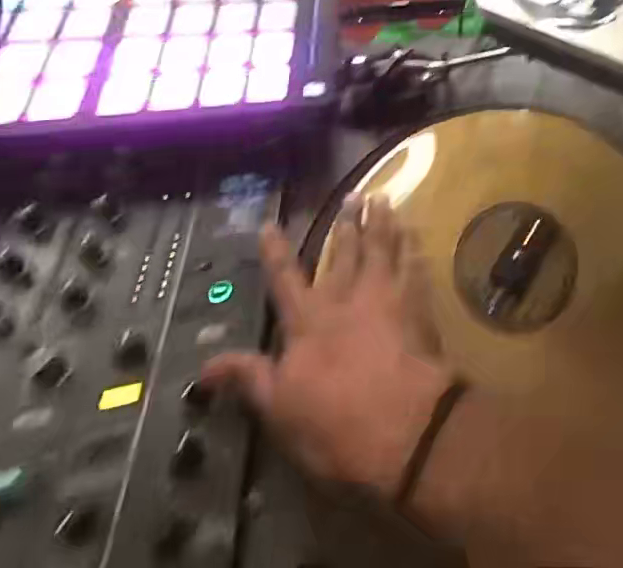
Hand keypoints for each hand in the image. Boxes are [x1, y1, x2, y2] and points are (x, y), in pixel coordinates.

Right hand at [201, 193, 452, 498]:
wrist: (405, 427)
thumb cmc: (336, 423)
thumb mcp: (280, 408)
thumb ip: (248, 377)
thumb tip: (204, 366)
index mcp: (308, 320)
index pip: (285, 278)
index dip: (276, 252)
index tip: (270, 224)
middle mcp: (345, 298)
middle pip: (345, 253)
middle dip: (346, 224)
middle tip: (352, 195)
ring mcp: (384, 298)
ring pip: (382, 249)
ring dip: (382, 224)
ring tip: (382, 199)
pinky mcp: (418, 307)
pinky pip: (416, 268)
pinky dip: (415, 249)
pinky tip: (417, 236)